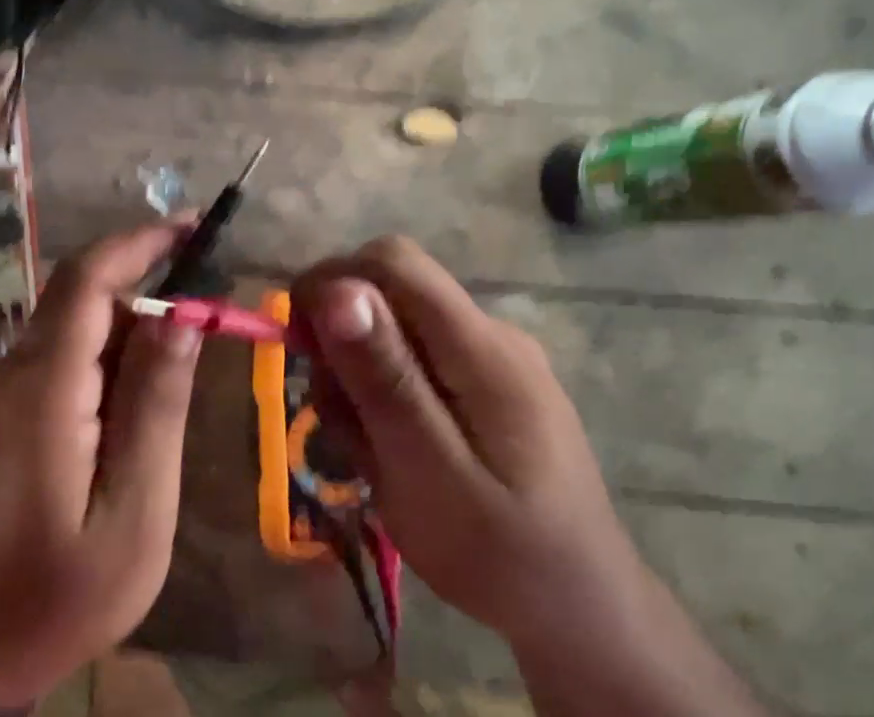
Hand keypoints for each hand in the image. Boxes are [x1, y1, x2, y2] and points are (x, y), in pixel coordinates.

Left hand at [0, 220, 203, 710]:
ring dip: (122, 329)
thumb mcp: (137, 509)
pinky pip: (49, 362)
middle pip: (75, 301)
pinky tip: (130, 399)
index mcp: (42, 390)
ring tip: (177, 365)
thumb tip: (181, 317)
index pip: (85, 284)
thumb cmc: (70, 590)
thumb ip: (156, 405)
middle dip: (140, 290)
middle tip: (206, 314)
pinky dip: (96, 360)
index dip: (135, 245)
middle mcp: (7, 374)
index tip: (188, 229)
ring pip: (64, 330)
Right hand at [291, 237, 642, 640]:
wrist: (576, 611)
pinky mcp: (481, 383)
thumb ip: (384, 378)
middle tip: (335, 413)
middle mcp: (488, 335)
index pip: (390, 261)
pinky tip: (389, 448)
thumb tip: (335, 288)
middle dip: (337, 340)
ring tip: (367, 449)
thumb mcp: (426, 472)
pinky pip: (407, 361)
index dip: (328, 284)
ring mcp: (488, 359)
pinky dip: (378, 393)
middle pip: (384, 291)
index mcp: (483, 349)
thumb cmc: (498, 551)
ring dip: (354, 376)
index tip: (297, 346)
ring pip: (387, 328)